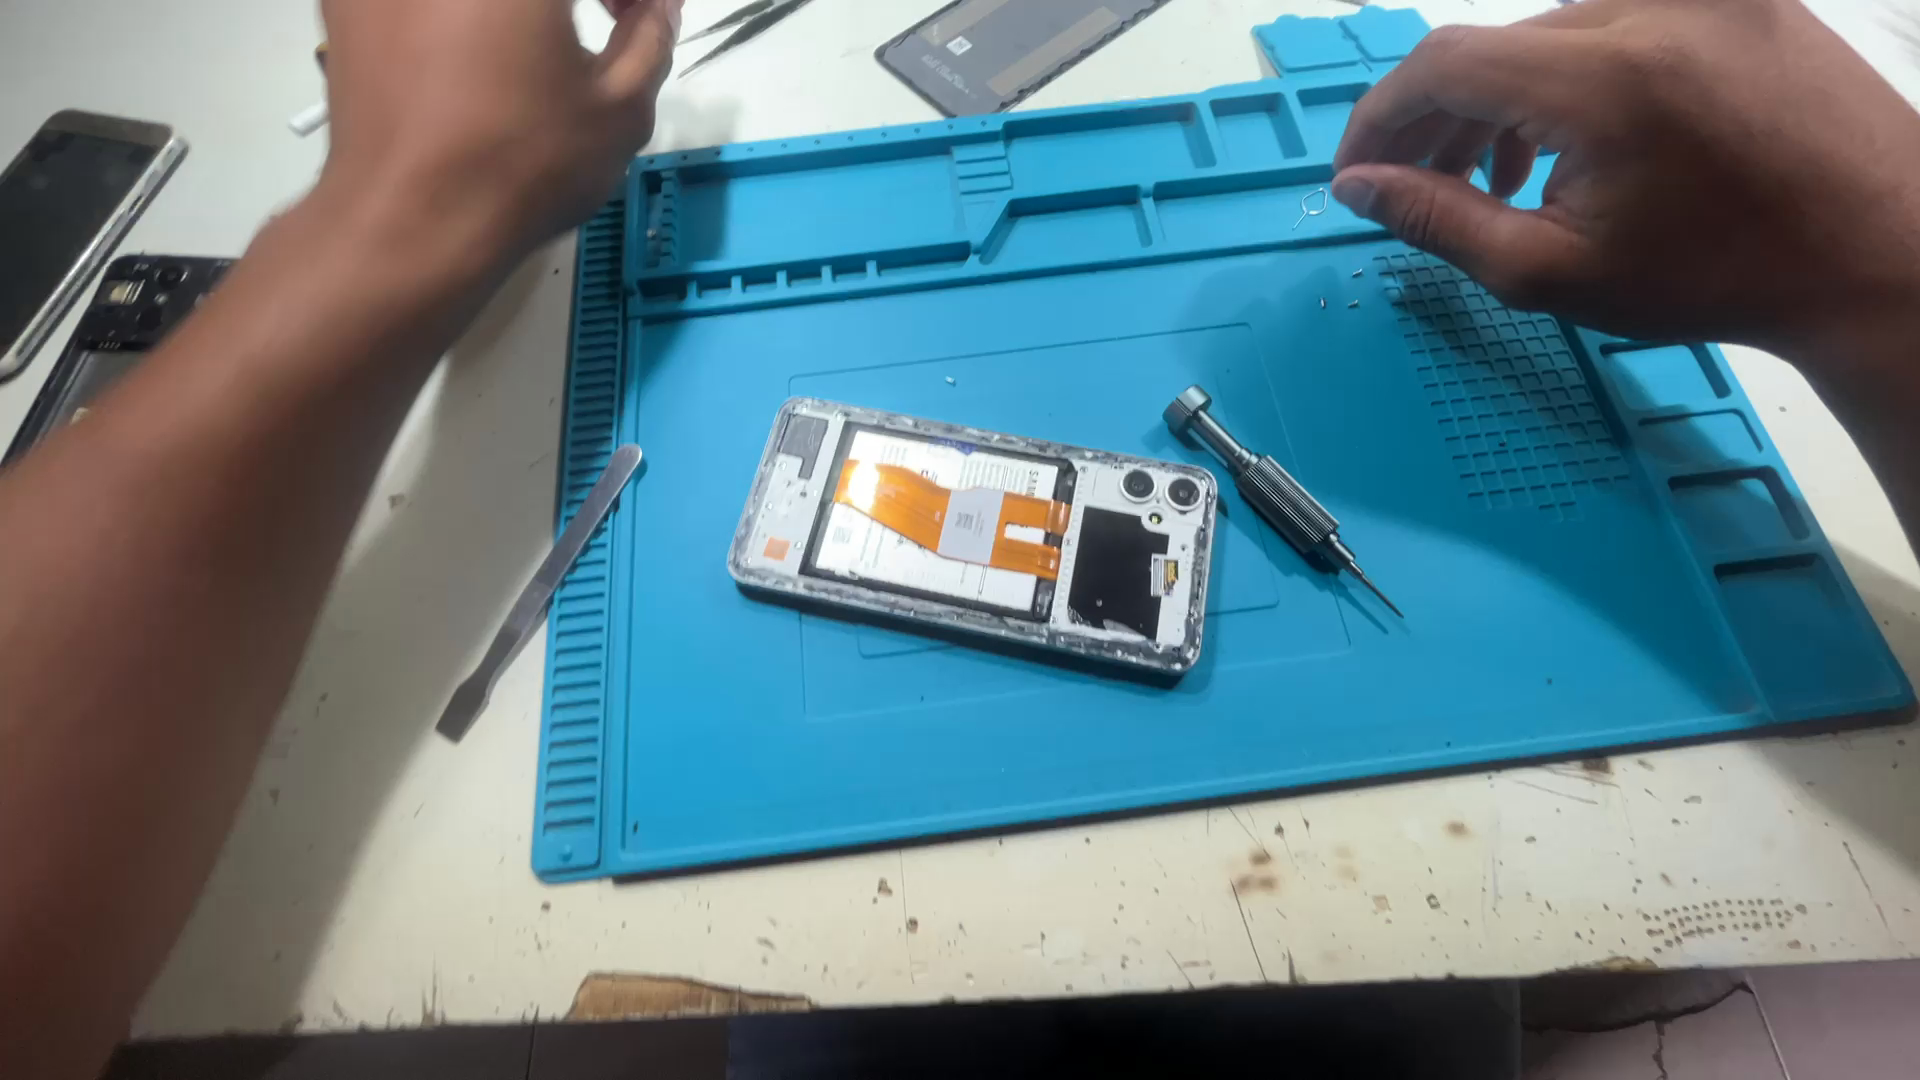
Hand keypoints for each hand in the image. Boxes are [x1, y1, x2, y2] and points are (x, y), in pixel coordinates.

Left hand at [317, 0, 682, 262]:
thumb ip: (650, 41)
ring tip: (546, 41)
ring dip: (529, 10)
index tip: (647, 14)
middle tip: (610, 18)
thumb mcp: (620, 111)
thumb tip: (659, 7)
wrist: (415, 215)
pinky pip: (432, 0)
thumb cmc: (529, 164)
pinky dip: (469, 14)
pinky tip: (486, 53)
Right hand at [1331, 0, 1919, 367]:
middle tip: (1406, 193)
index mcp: (1607, 75)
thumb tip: (1354, 187)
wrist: (1873, 249)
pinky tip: (1545, 151)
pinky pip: (1600, 31)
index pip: (1442, 64)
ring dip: (1482, 110)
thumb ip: (1434, 218)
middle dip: (1426, 124)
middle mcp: (1655, 5)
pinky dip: (1546, 89)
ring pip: (1537, 39)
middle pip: (1487, 49)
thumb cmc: (1699, 277)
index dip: (1376, 120)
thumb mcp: (1538, 268)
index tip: (1353, 177)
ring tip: (1477, 184)